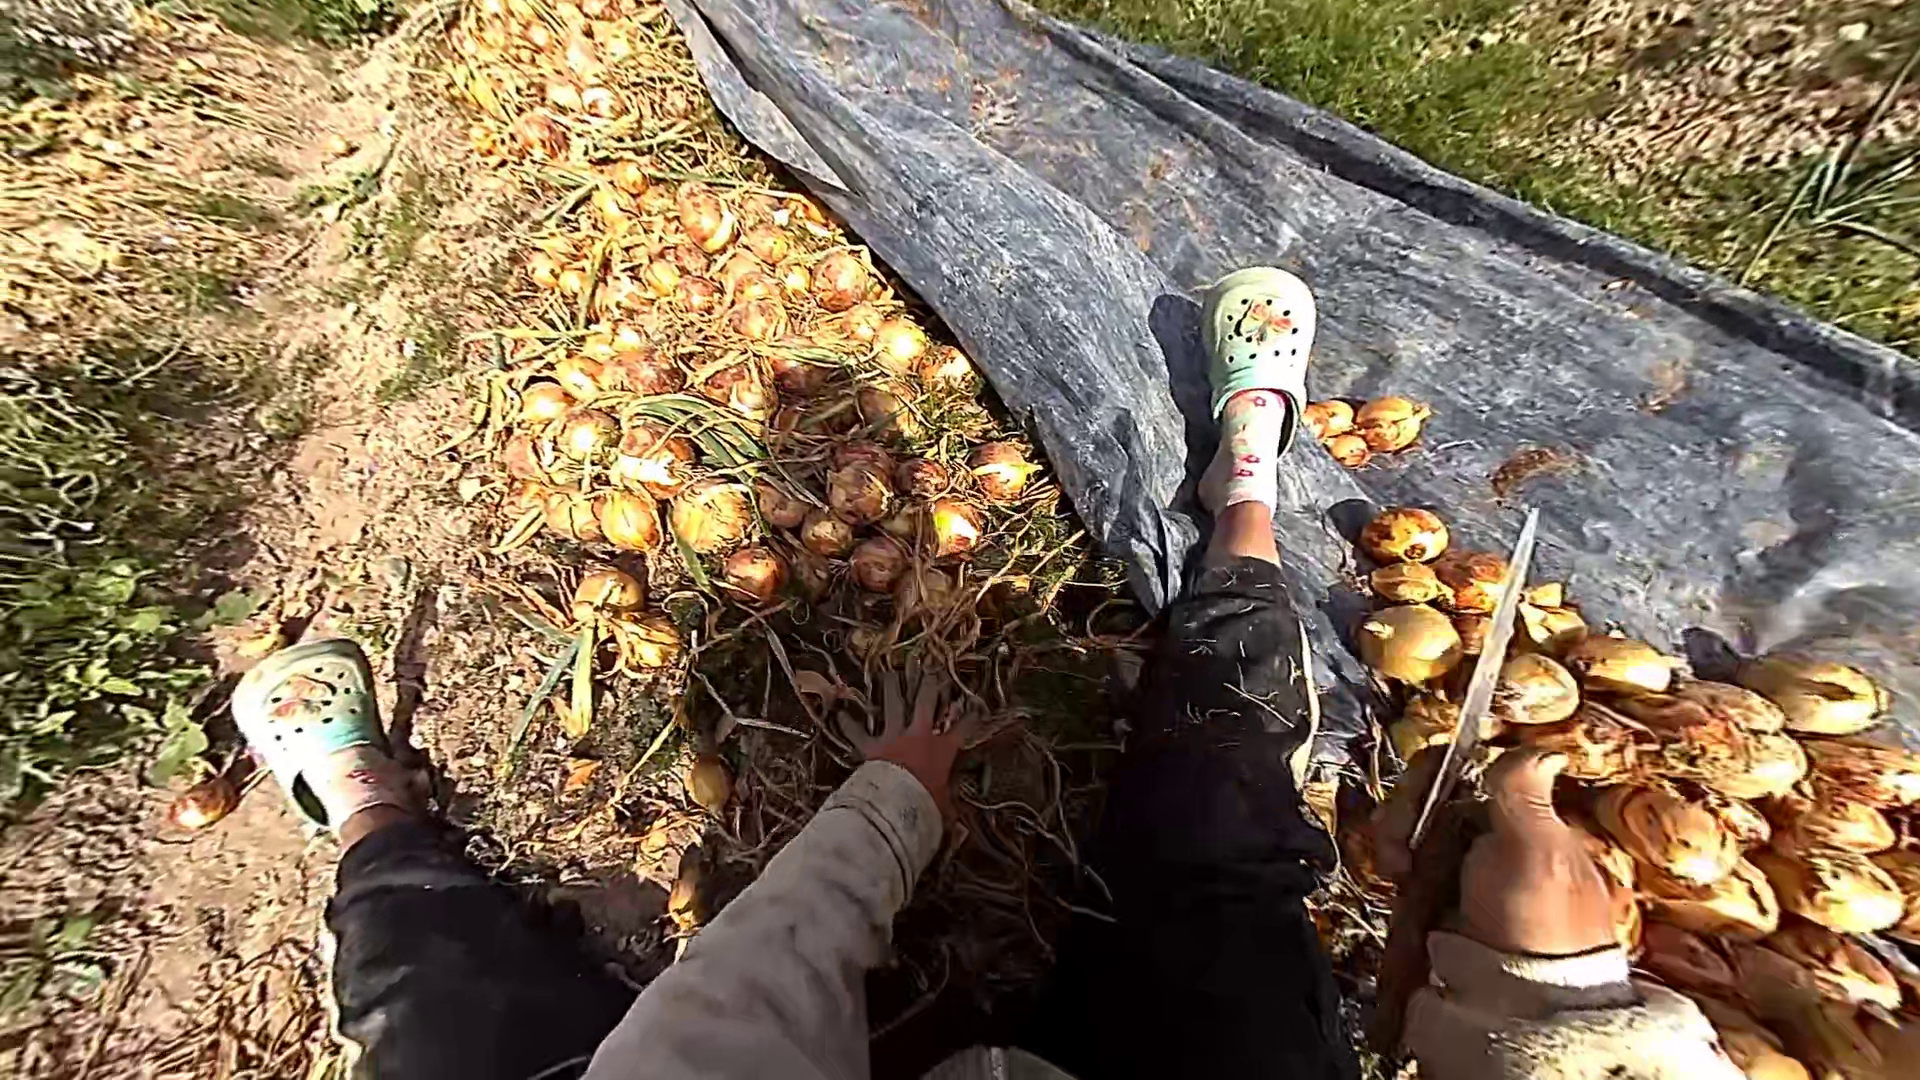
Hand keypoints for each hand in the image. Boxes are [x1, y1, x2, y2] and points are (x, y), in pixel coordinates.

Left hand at [846, 669, 979, 814]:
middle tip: (930, 668)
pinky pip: (858, 733)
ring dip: (891, 688)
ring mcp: (893, 737)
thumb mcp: (945, 808)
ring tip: (889, 673)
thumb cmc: (925, 807)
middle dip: (929, 684)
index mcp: (942, 750)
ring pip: (893, 705)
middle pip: (926, 702)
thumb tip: (959, 827)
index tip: (976, 704)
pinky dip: (849, 725)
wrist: (894, 808)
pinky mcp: (871, 747)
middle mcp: (918, 736)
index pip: (962, 729)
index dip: (970, 716)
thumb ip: (950, 807)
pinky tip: (840, 714)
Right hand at [1373, 746, 1616, 955]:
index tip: (1417, 795)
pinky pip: (1404, 848)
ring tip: (1395, 868)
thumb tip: (1547, 748)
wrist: (1517, 998)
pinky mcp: (1439, 882)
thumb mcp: (1535, 853)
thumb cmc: (1531, 919)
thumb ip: (1525, 797)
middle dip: (1404, 812)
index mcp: (1526, 821)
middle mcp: (1494, 833)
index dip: (1430, 776)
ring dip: (1393, 836)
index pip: (1462, 770)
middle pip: (1428, 794)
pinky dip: (1392, 856)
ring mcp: (1465, 859)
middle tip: (1399, 842)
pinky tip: (1395, 875)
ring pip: (1410, 820)